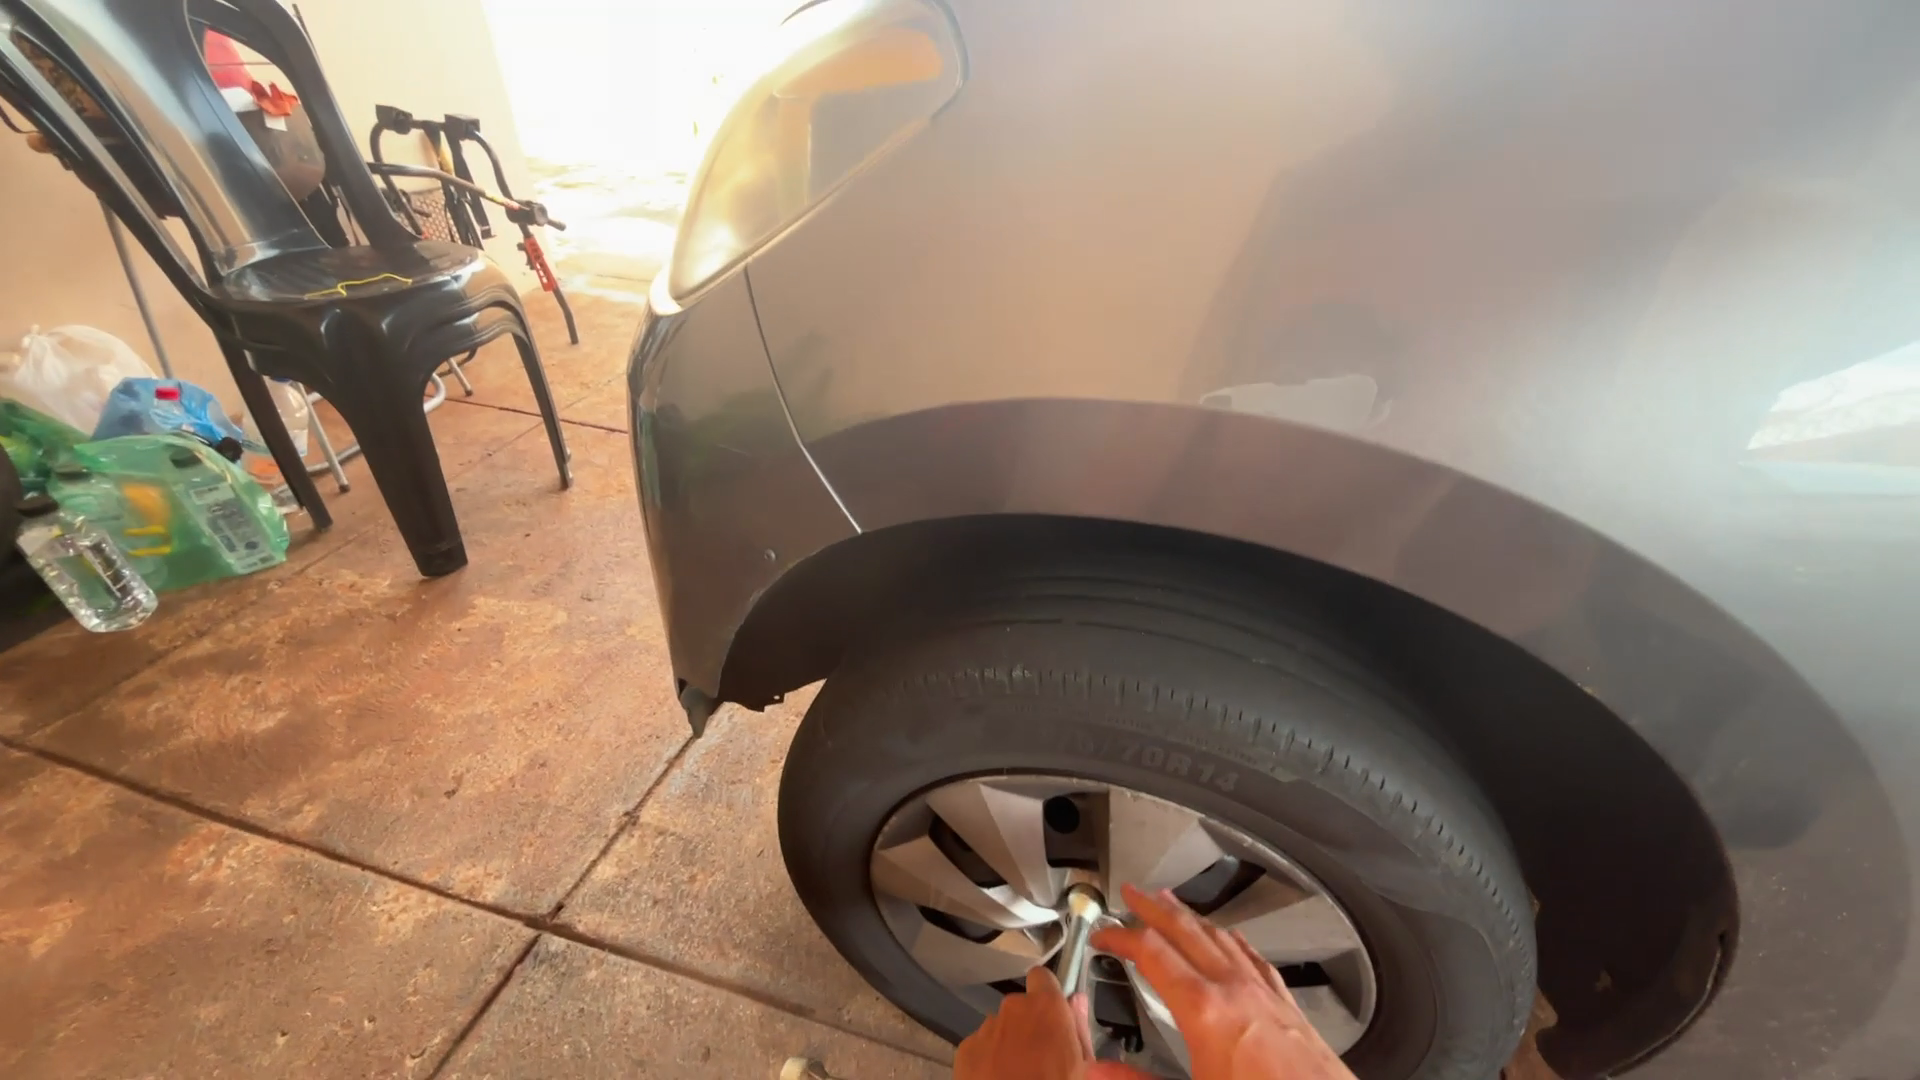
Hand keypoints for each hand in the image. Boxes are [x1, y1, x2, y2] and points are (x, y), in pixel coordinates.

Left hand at [953, 965, 1094, 1079]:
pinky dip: (989, 1061)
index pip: (1043, 977)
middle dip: (1029, 1026)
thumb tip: (1076, 1001)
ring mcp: (986, 1028)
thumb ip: (1080, 1029)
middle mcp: (1013, 1008)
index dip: (1047, 993)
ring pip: (1002, 1028)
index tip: (1053, 1015)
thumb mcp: (1084, 1068)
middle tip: (1040, 1058)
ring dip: (1009, 1044)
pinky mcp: (966, 1050)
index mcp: (1046, 1008)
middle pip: (1022, 1007)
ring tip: (1019, 1075)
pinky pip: (982, 1047)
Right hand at [1089, 884, 1359, 1079]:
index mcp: (1203, 1009)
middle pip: (1185, 930)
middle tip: (1132, 892)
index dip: (1120, 936)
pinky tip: (1232, 938)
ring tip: (1172, 903)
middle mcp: (1234, 990)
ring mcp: (1265, 995)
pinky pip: (1255, 958)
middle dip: (1153, 908)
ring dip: (1189, 916)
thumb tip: (1094, 1071)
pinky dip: (1233, 940)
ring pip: (1220, 937)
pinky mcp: (1289, 1008)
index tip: (1102, 934)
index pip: (1150, 952)